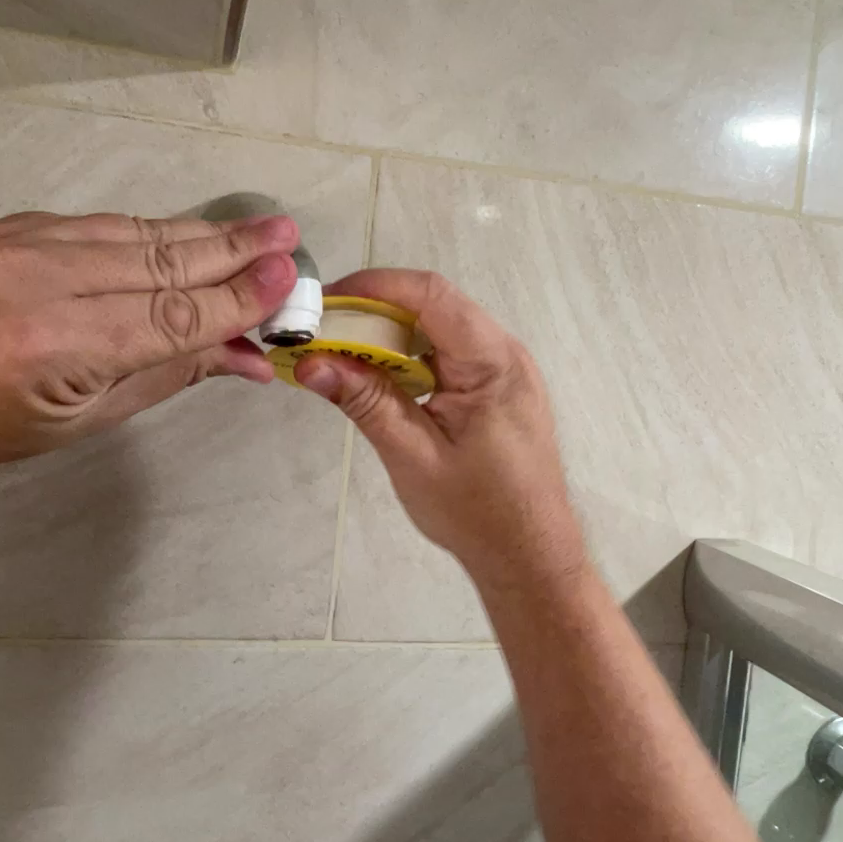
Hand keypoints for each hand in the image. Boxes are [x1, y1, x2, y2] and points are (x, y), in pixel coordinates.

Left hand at [0, 210, 297, 479]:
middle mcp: (38, 280)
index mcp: (53, 345)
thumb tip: (252, 358)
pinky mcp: (16, 224)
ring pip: (138, 234)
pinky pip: (105, 226)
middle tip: (288, 237)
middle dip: (232, 251)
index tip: (288, 280)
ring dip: (202, 235)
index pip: (170, 316)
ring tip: (258, 231)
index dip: (235, 300)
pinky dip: (156, 233)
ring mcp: (22, 242)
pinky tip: (194, 236)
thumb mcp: (88, 418)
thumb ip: (171, 373)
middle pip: (160, 261)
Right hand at [293, 269, 584, 586]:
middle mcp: (504, 352)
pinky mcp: (493, 386)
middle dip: (374, 309)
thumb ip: (366, 402)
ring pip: (437, 327)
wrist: (530, 555)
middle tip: (323, 329)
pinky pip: (445, 352)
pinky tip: (377, 375)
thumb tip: (312, 361)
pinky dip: (407, 355)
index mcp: (493, 362)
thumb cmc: (477, 513)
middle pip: (433, 305)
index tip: (326, 303)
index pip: (431, 295)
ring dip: (388, 333)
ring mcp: (502, 368)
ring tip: (341, 350)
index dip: (374, 286)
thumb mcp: (413, 457)